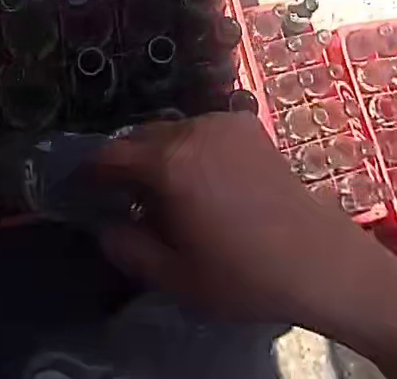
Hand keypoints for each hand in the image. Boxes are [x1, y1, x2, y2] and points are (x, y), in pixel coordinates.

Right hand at [95, 114, 396, 378]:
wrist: (313, 255)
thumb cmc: (240, 273)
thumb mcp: (175, 275)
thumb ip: (128, 247)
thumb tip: (104, 225)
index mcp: (169, 163)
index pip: (114, 154)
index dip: (94, 168)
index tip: (83, 182)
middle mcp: (192, 128)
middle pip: (144, 135)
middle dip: (128, 159)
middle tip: (125, 190)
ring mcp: (223, 121)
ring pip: (175, 128)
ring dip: (162, 149)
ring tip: (168, 185)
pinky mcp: (247, 123)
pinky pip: (205, 127)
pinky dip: (192, 143)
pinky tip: (205, 175)